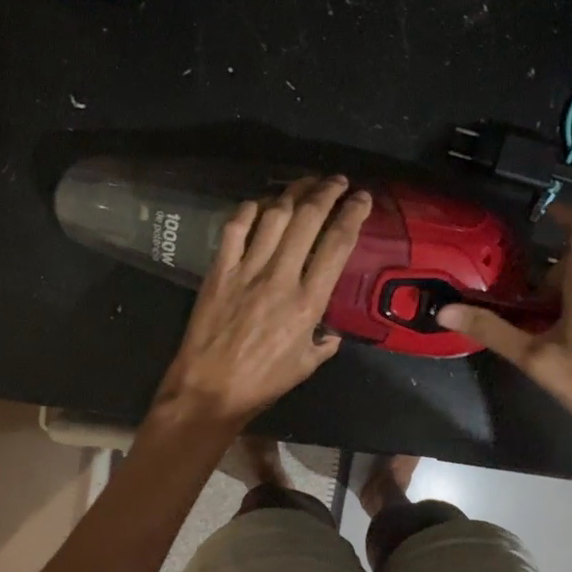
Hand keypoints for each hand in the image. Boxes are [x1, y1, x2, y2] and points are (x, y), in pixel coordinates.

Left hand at [153, 176, 372, 429]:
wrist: (209, 390)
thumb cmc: (262, 383)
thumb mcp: (305, 366)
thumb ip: (324, 343)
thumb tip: (331, 331)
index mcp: (308, 302)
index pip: (337, 245)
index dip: (353, 214)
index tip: (362, 198)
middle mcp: (280, 278)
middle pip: (307, 219)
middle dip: (326, 192)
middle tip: (337, 181)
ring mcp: (246, 271)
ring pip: (273, 217)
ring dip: (292, 193)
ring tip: (305, 183)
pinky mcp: (219, 271)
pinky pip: (234, 229)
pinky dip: (248, 210)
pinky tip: (260, 204)